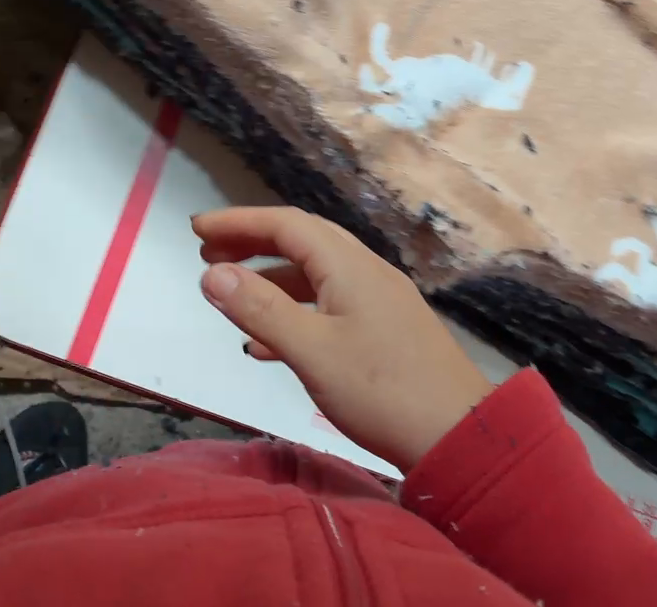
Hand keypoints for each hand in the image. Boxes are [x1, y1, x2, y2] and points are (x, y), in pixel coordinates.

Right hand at [195, 206, 494, 472]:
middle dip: (252, 243)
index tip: (197, 229)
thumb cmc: (381, 390)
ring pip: (314, 274)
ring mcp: (377, 298)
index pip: (285, 224)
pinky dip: (294, 311)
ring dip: (271, 279)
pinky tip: (267, 344)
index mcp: (347, 265)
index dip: (238, 221)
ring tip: (231, 295)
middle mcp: (364, 270)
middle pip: (301, 241)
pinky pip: (328, 304)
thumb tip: (211, 274)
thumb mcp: (312, 351)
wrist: (459, 435)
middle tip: (208, 255)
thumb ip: (261, 310)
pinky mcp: (384, 327)